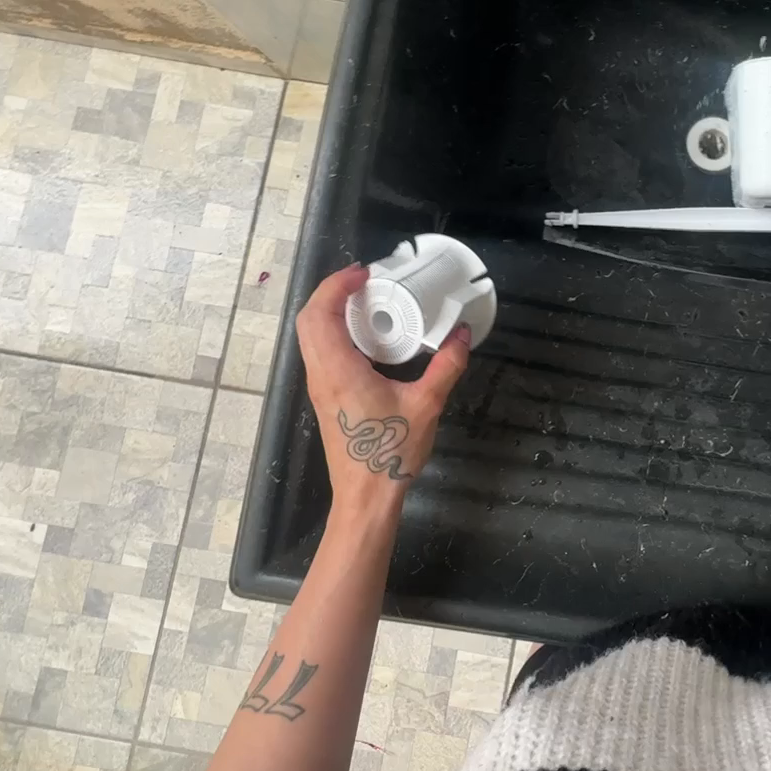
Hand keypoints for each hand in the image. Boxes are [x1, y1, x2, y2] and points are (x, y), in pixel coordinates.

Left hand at [296, 264, 471, 511]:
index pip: (320, 315)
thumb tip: (462, 334)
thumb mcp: (427, 404)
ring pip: (311, 336)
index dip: (336, 286)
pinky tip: (366, 335)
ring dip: (330, 311)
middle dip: (331, 292)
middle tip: (364, 280)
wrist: (366, 497)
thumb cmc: (391, 452)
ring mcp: (320, 387)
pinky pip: (321, 351)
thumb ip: (446, 366)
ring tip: (365, 300)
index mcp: (338, 370)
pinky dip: (335, 331)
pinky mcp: (327, 397)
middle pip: (308, 320)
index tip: (364, 273)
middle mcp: (321, 374)